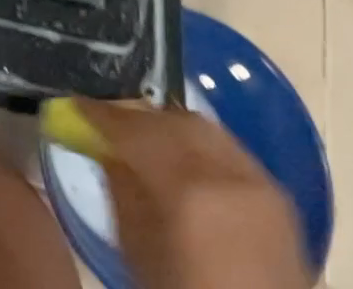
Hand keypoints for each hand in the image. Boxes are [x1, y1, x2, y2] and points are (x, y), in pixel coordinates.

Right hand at [74, 98, 311, 288]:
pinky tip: (179, 156)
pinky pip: (227, 148)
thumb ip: (120, 188)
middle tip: (105, 121)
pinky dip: (197, 142)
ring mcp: (260, 184)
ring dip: (167, 125)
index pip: (135, 131)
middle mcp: (228, 176)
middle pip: (173, 120)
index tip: (74, 104)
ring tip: (141, 137)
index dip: (101, 113)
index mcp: (187, 192)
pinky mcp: (279, 196)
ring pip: (204, 129)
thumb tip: (104, 146)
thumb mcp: (136, 249)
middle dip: (136, 116)